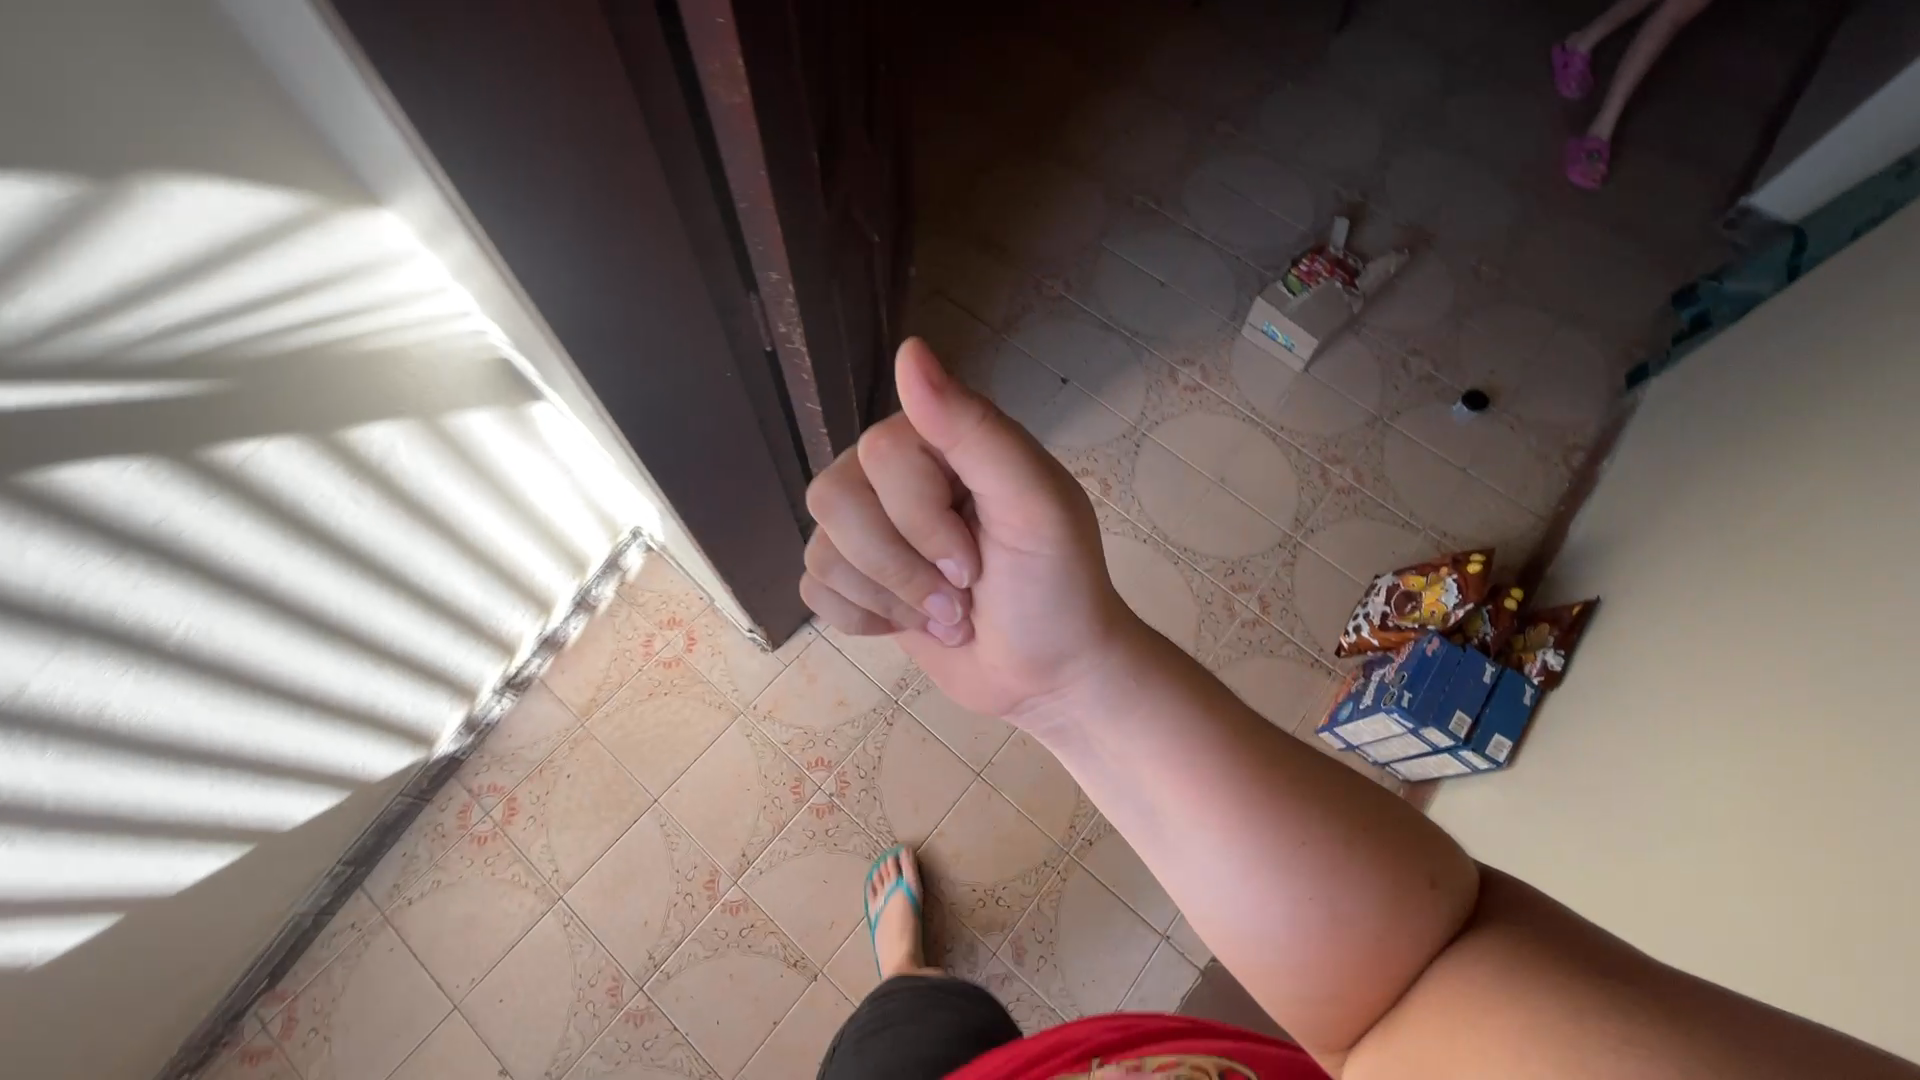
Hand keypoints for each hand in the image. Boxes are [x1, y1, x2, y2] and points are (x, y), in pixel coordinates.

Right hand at [800, 338, 1141, 720]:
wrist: (1046, 673)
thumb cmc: (1055, 588)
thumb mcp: (1035, 504)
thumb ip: (976, 429)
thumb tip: (910, 351)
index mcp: (941, 440)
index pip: (879, 456)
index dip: (920, 521)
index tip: (976, 563)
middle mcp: (895, 475)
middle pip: (835, 499)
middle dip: (903, 568)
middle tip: (961, 594)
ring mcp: (870, 528)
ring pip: (822, 548)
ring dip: (891, 598)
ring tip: (945, 614)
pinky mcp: (854, 579)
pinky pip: (814, 588)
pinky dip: (864, 619)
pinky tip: (909, 623)